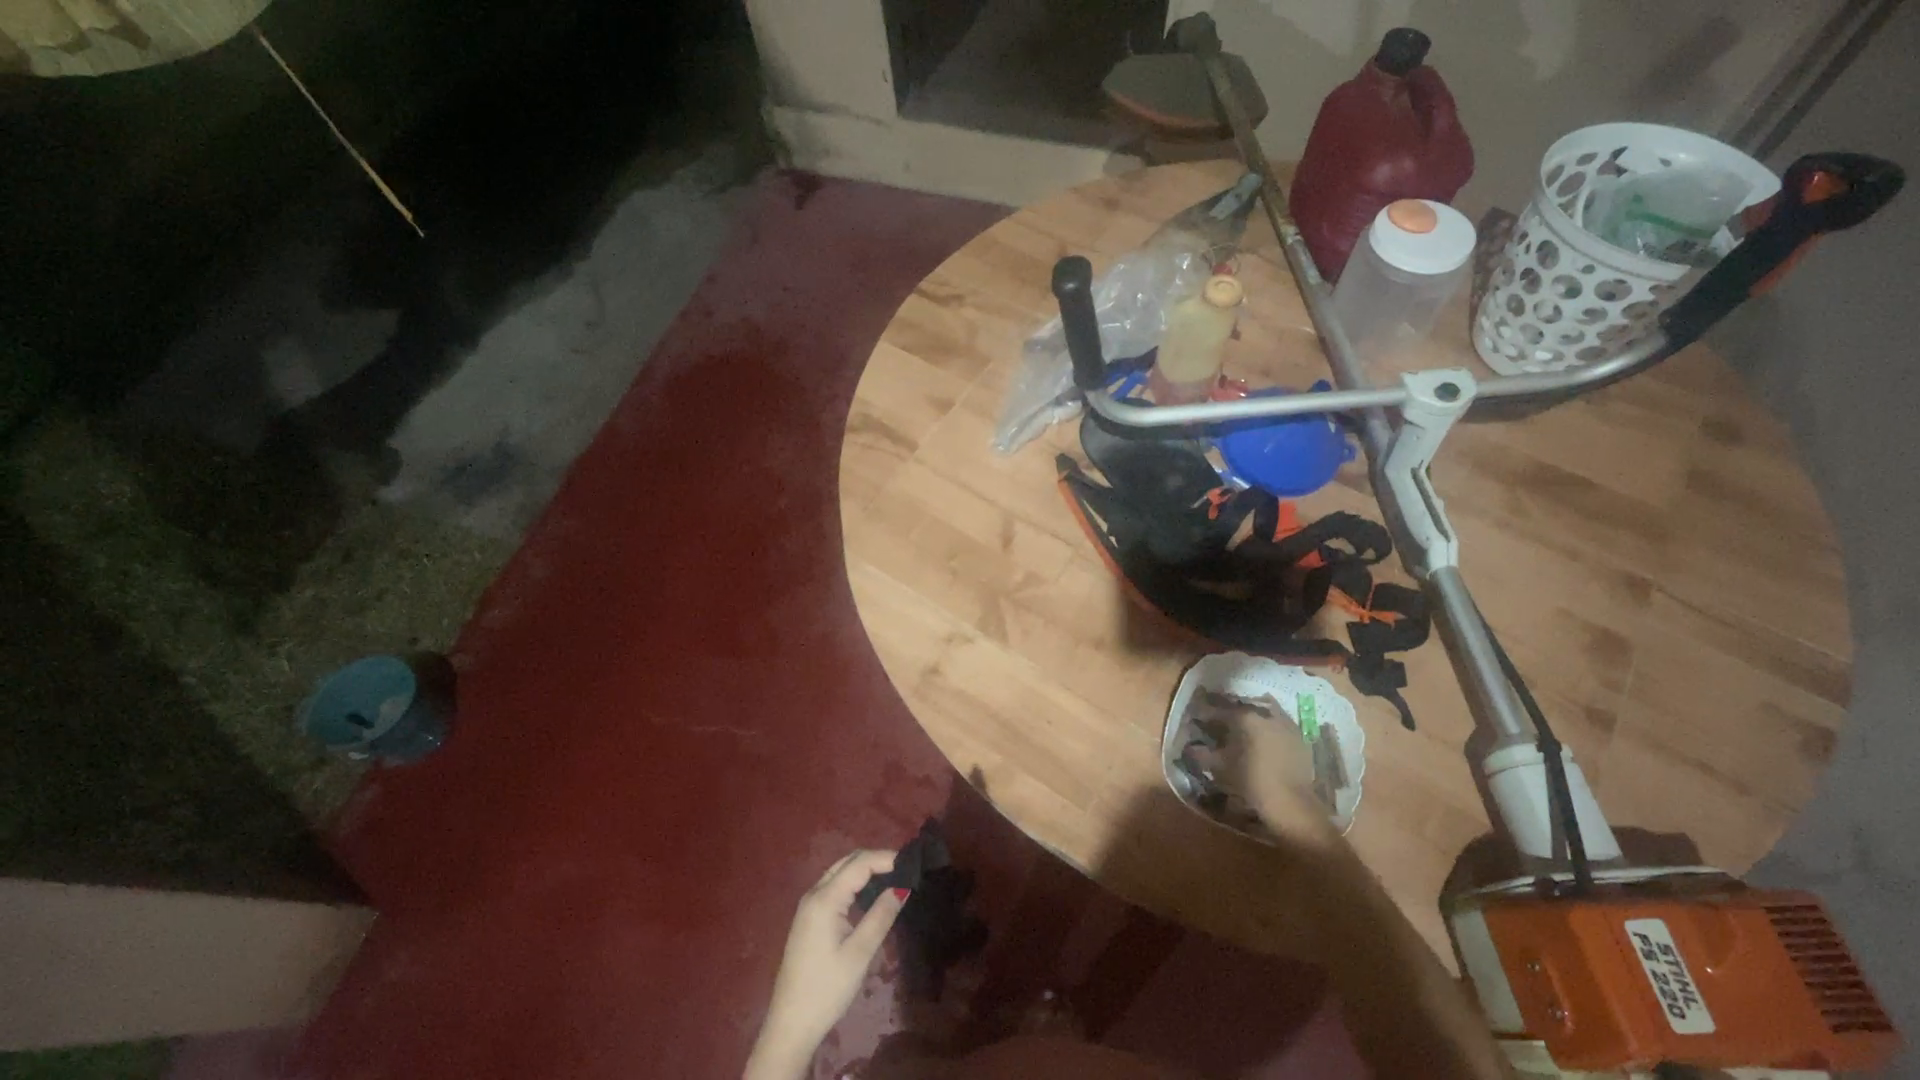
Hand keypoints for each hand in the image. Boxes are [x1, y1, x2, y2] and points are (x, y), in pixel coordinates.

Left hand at [744, 850, 905, 1079]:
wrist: (791, 1023)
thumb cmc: (827, 988)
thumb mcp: (859, 953)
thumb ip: (881, 916)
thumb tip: (902, 887)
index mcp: (824, 899)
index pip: (859, 863)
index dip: (886, 858)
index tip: (913, 863)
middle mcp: (813, 895)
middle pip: (847, 862)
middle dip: (876, 860)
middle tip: (906, 870)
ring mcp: (808, 907)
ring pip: (839, 874)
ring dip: (865, 871)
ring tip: (894, 879)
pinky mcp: (809, 920)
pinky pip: (834, 889)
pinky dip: (854, 884)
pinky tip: (871, 896)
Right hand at [1202, 703, 1339, 849]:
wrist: (1290, 801)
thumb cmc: (1250, 781)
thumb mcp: (1220, 768)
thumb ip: (1202, 754)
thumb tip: (1191, 747)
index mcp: (1245, 717)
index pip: (1219, 710)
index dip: (1205, 713)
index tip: (1196, 717)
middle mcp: (1266, 714)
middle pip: (1244, 705)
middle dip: (1229, 710)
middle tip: (1219, 719)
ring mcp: (1286, 724)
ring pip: (1265, 710)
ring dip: (1252, 714)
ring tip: (1242, 725)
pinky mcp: (1299, 737)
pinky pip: (1280, 723)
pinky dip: (1269, 725)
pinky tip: (1264, 737)